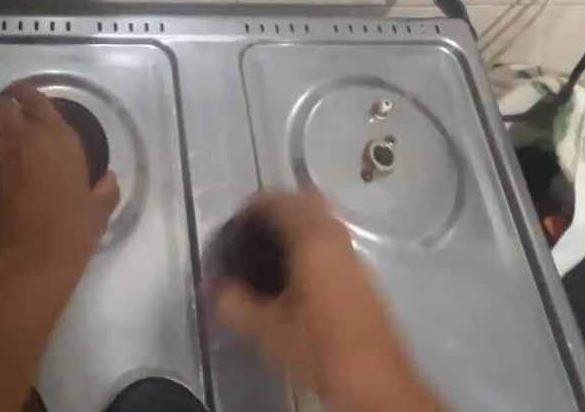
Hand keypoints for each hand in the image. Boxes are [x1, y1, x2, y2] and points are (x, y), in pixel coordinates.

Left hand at [0, 82, 120, 292]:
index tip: (26, 93)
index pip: (36, 99)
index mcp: (55, 136)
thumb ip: (105, 189)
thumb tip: (108, 179)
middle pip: (5, 106)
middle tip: (11, 112)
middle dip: (7, 106)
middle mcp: (21, 137)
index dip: (29, 92)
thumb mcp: (98, 210)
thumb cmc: (70, 232)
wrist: (29, 263)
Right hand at [209, 193, 438, 411]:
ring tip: (267, 255)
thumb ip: (232, 303)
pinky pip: (329, 239)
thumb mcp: (266, 330)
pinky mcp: (361, 273)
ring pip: (318, 220)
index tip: (231, 232)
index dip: (248, 210)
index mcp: (311, 237)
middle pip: (300, 202)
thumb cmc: (320, 348)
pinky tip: (293, 276)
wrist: (377, 383)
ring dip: (293, 226)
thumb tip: (207, 287)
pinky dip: (309, 243)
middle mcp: (334, 235)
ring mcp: (352, 253)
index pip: (275, 201)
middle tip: (250, 236)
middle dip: (272, 212)